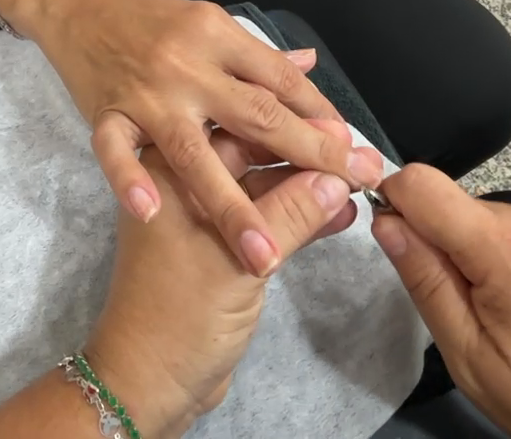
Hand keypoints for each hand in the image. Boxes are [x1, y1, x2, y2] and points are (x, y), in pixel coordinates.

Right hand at [0, 0, 382, 274]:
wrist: (73, 0)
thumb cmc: (143, 12)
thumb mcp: (205, 22)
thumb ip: (252, 52)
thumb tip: (307, 66)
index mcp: (216, 33)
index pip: (281, 79)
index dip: (321, 114)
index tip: (353, 147)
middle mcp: (187, 63)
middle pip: (256, 114)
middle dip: (310, 154)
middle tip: (358, 185)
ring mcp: (146, 92)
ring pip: (194, 152)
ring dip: (231, 206)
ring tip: (265, 256)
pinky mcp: (105, 113)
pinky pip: (116, 151)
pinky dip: (129, 179)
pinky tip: (150, 209)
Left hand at [85, 132, 360, 438]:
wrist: (150, 382)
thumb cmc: (178, 311)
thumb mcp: (239, 258)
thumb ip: (290, 213)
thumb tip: (339, 174)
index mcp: (173, 166)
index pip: (238, 129)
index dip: (291, 128)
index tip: (341, 131)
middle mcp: (187, 178)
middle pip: (255, 152)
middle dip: (307, 154)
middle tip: (358, 154)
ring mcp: (206, 212)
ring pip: (265, 185)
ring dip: (310, 187)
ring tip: (359, 183)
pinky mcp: (223, 243)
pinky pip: (266, 216)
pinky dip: (300, 216)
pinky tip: (340, 213)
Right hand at [371, 166, 510, 438]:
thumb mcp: (475, 361)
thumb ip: (426, 283)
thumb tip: (387, 224)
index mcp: (505, 247)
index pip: (419, 182)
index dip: (392, 202)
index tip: (397, 245)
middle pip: (449, 202)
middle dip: (439, 243)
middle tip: (464, 308)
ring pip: (480, 216)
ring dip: (473, 252)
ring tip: (506, 314)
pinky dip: (504, 254)